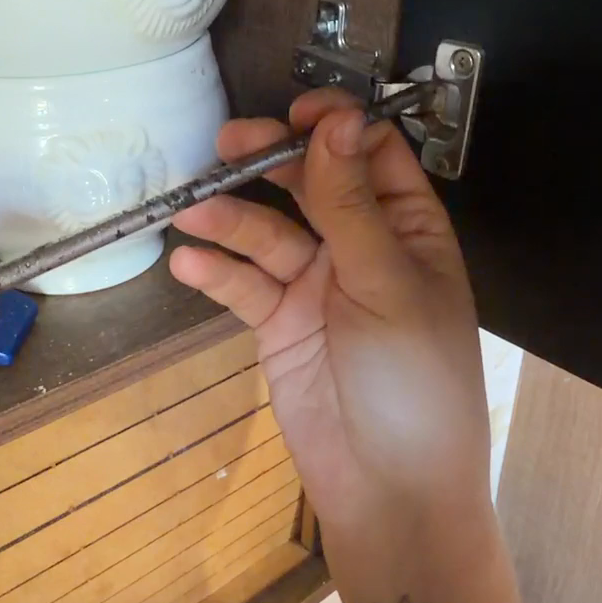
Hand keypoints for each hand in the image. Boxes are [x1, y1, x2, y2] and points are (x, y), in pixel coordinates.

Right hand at [170, 90, 491, 534]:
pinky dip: (217, 273)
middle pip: (312, 186)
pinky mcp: (278, 324)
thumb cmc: (413, 381)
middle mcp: (361, 250)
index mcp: (409, 231)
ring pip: (268, 235)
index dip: (337, 128)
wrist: (389, 487)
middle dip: (271, 163)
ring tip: (192, 210)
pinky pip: (244, 286)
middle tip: (226, 145)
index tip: (297, 115)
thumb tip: (340, 120)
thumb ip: (354, 206)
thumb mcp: (388, 286)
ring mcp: (316, 287)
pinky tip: (188, 265)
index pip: (372, 156)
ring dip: (231, 220)